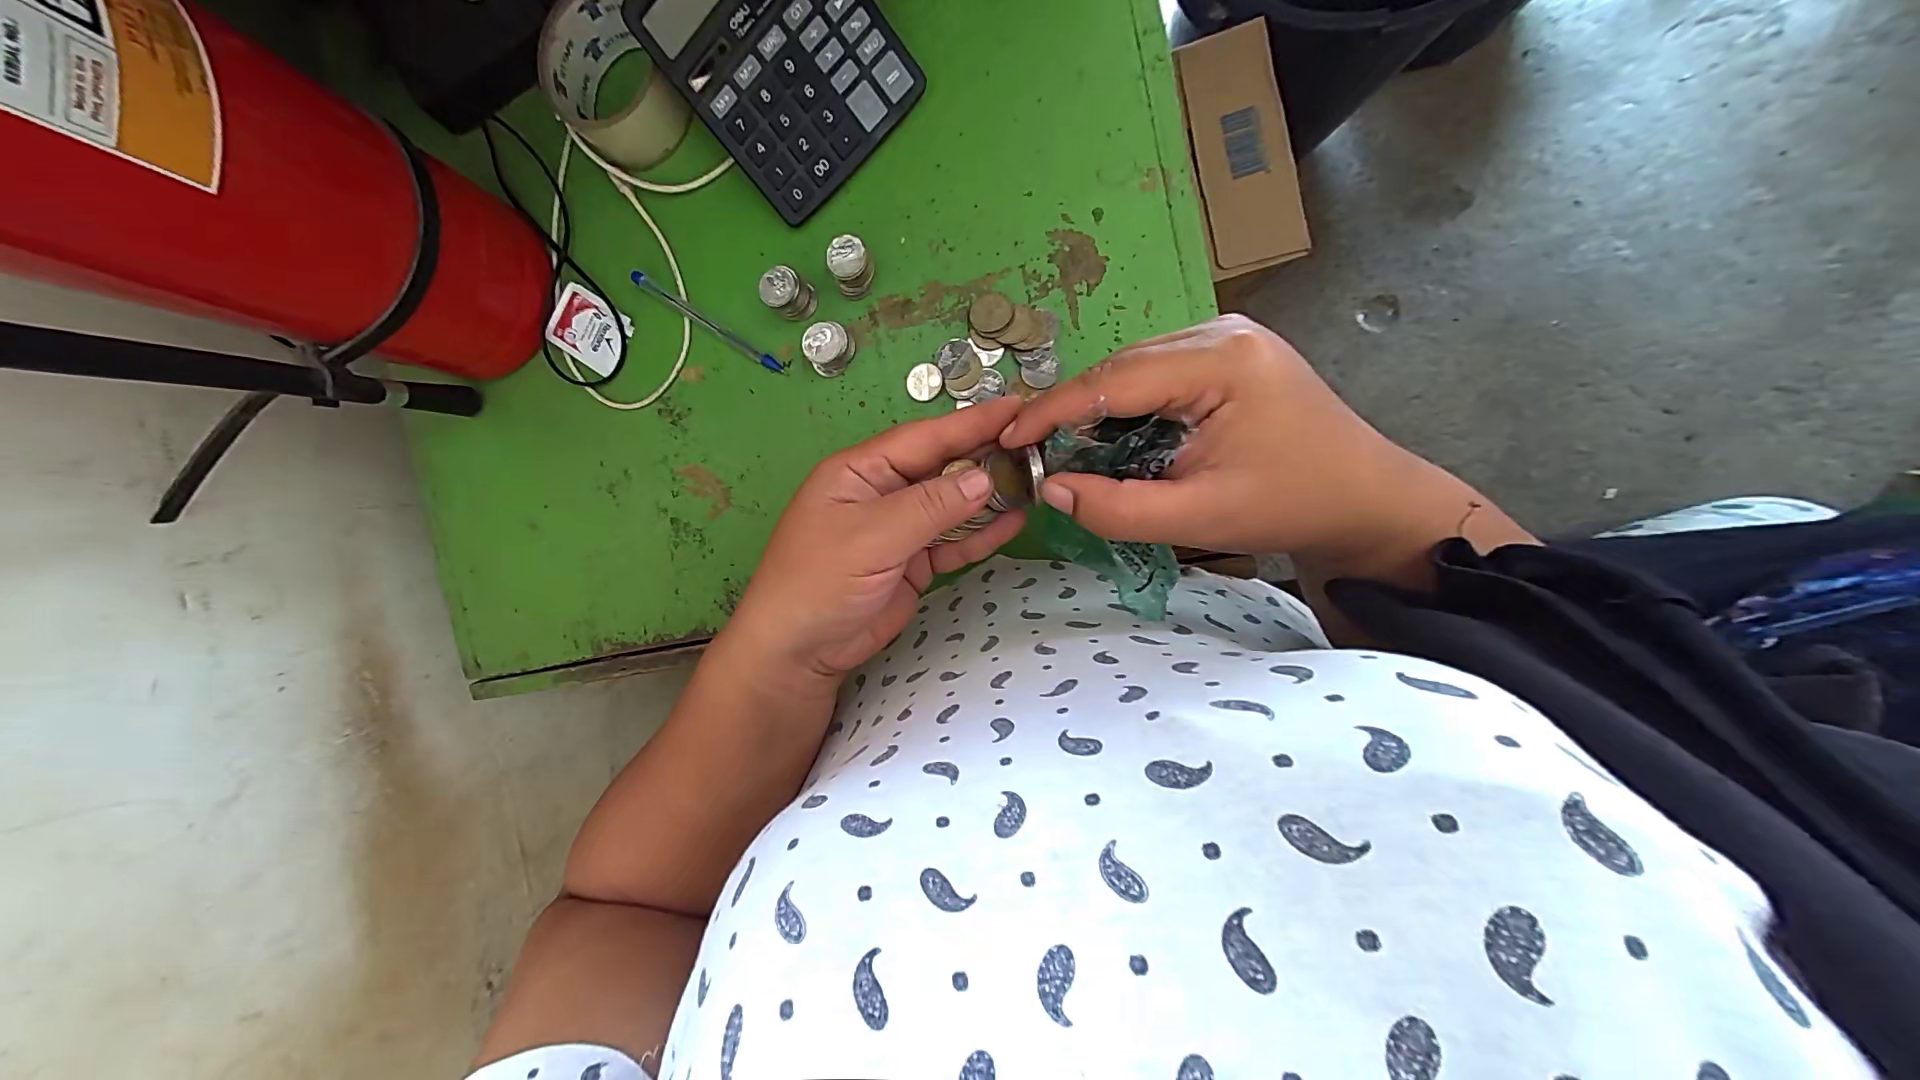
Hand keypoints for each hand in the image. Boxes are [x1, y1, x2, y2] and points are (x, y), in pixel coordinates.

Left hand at [722, 394, 1027, 690]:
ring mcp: (899, 529)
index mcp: (861, 471)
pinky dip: (980, 534)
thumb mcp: (872, 537)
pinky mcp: (913, 563)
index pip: (925, 438)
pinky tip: (1012, 521)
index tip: (1016, 407)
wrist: (799, 653)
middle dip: (985, 457)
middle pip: (942, 468)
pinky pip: (953, 542)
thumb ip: (930, 507)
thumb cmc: (819, 582)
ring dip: (988, 497)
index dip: (971, 423)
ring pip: (951, 505)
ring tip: (1034, 482)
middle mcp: (883, 492)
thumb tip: (983, 478)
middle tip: (1034, 445)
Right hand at [998, 315, 1532, 576]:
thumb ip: (1116, 508)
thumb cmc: (1289, 506)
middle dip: (1072, 409)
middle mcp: (1220, 332)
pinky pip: (1157, 372)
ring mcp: (1226, 336)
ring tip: (1068, 448)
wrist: (1365, 497)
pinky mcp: (1227, 352)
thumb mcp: (1198, 517)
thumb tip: (1052, 489)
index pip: (1113, 378)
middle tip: (1033, 450)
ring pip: (1134, 367)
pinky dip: (1127, 404)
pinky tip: (1117, 435)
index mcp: (1220, 361)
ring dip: (1098, 406)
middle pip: (1120, 366)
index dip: (1052, 410)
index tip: (1009, 438)